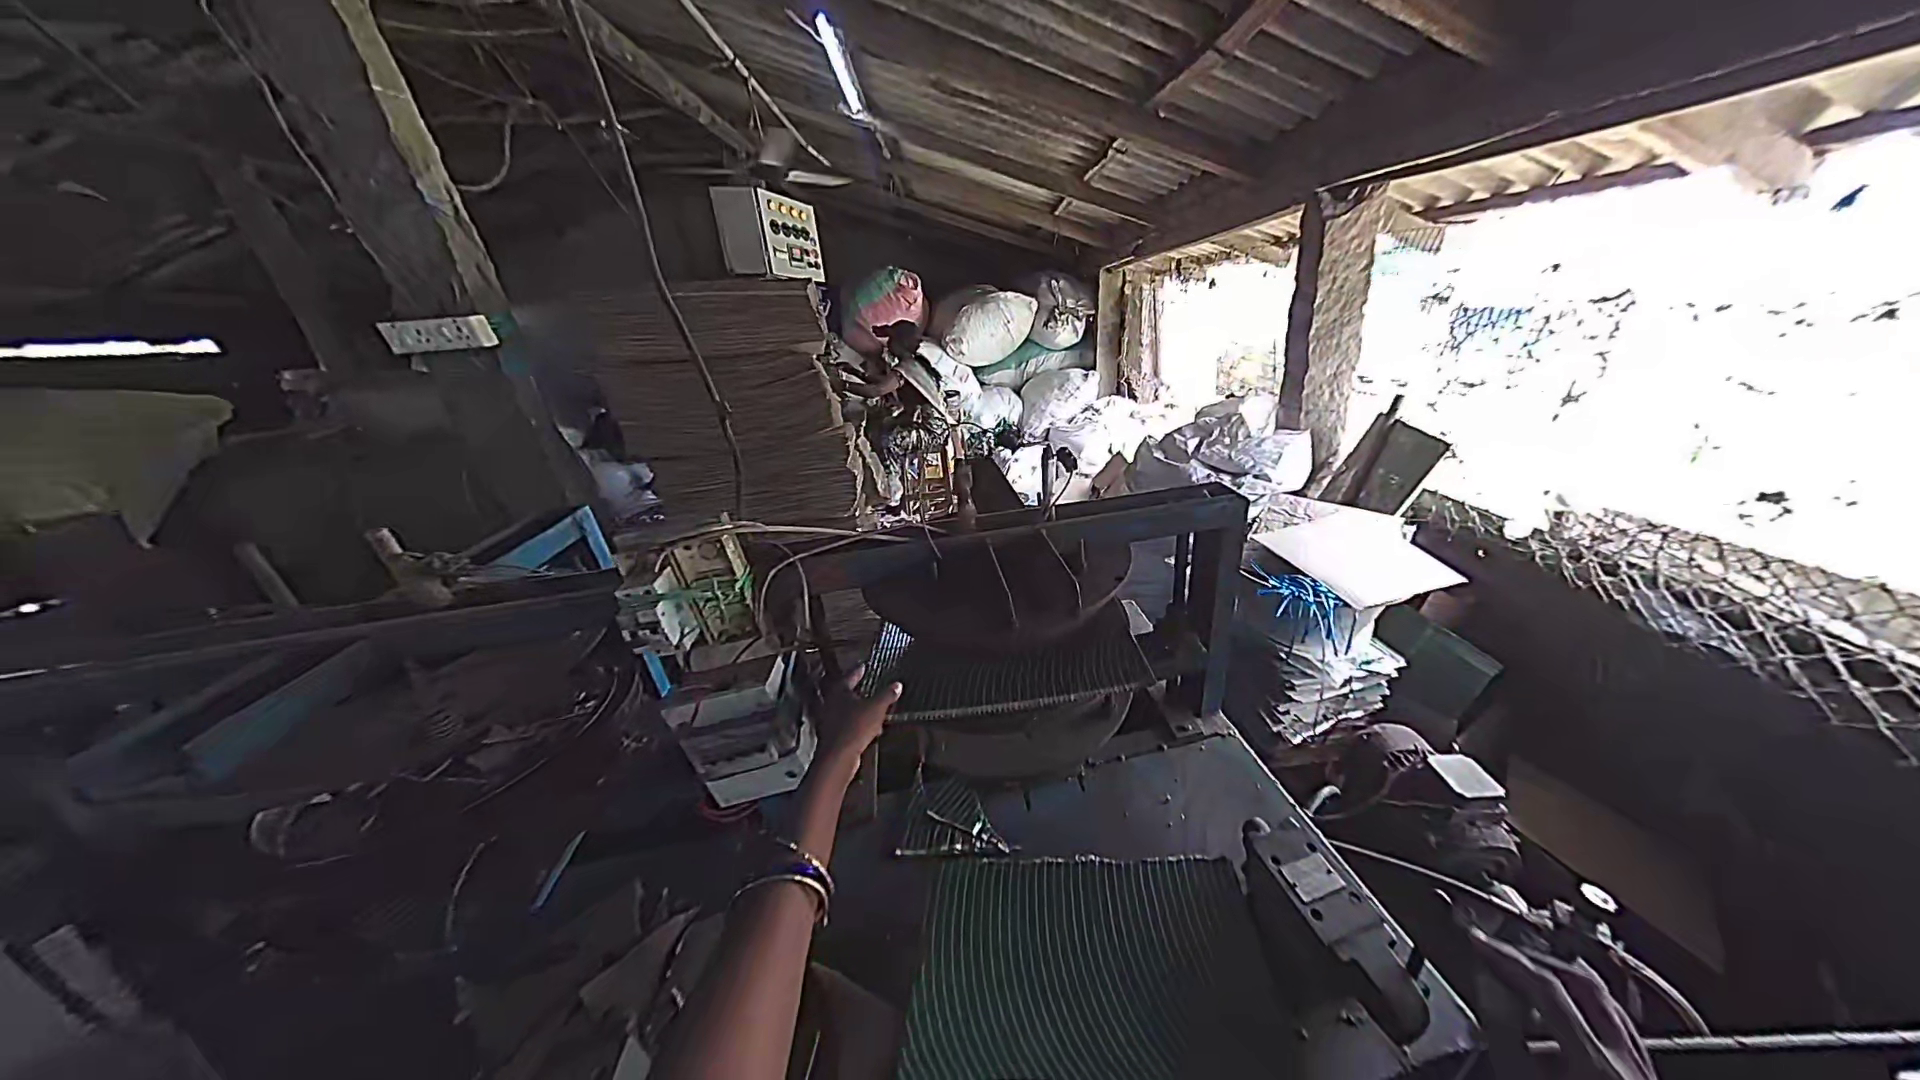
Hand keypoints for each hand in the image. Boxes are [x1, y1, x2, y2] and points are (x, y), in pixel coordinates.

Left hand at [814, 665, 899, 771]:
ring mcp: (831, 721)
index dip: (858, 670)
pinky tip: (871, 730)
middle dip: (858, 690)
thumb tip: (897, 685)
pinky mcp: (835, 736)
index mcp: (839, 691)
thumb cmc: (854, 728)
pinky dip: (860, 725)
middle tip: (867, 686)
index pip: (850, 675)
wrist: (839, 757)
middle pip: (845, 692)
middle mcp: (831, 704)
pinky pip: (849, 726)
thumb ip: (887, 695)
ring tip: (874, 710)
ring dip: (860, 709)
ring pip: (847, 710)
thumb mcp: (877, 708)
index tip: (863, 666)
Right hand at [1469, 928, 1657, 1079]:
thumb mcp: (1519, 1076)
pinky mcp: (1645, 1075)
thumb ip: (1502, 1028)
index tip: (1477, 943)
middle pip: (1581, 983)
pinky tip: (1557, 1008)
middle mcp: (1628, 1062)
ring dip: (1558, 977)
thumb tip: (1487, 983)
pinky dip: (1580, 1002)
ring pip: (1604, 999)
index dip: (1506, 958)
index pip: (1546, 987)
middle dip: (1532, 961)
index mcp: (1596, 1065)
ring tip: (1523, 974)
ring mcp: (1644, 1069)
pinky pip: (1615, 1021)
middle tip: (1498, 954)